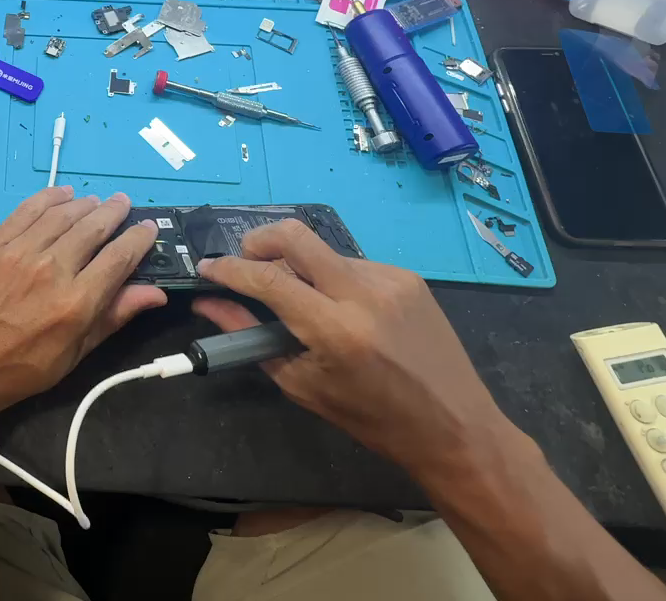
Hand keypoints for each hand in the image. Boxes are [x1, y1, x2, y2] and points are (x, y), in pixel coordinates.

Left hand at [0, 187, 166, 432]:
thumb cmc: (16, 371)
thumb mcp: (72, 356)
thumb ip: (113, 317)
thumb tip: (154, 293)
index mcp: (75, 303)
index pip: (119, 257)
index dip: (139, 239)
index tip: (149, 227)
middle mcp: (50, 268)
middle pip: (92, 227)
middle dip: (114, 213)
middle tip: (124, 204)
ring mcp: (18, 251)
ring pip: (61, 214)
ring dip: (85, 204)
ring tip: (97, 201)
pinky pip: (26, 210)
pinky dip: (48, 198)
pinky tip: (62, 195)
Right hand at [194, 222, 514, 481]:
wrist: (458, 430)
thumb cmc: (371, 419)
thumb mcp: (300, 383)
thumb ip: (248, 337)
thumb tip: (207, 303)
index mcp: (335, 331)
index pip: (267, 279)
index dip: (229, 269)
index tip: (207, 268)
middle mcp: (363, 294)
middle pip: (294, 235)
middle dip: (258, 240)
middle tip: (246, 262)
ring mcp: (390, 280)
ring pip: (321, 251)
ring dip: (299, 268)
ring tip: (304, 303)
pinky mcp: (407, 277)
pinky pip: (351, 264)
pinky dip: (332, 279)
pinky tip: (343, 310)